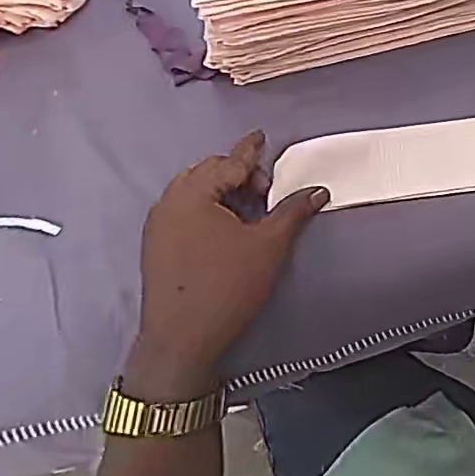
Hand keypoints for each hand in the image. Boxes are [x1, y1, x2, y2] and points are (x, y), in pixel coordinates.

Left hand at [128, 132, 327, 399]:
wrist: (182, 340)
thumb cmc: (228, 286)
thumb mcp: (269, 245)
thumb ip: (293, 211)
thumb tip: (318, 191)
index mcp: (193, 194)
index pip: (229, 163)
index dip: (250, 150)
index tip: (261, 136)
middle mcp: (169, 202)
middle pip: (209, 172)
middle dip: (239, 175)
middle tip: (266, 194)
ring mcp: (158, 224)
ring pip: (194, 190)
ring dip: (223, 192)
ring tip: (249, 212)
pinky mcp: (156, 244)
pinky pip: (183, 209)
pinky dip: (208, 207)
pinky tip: (227, 228)